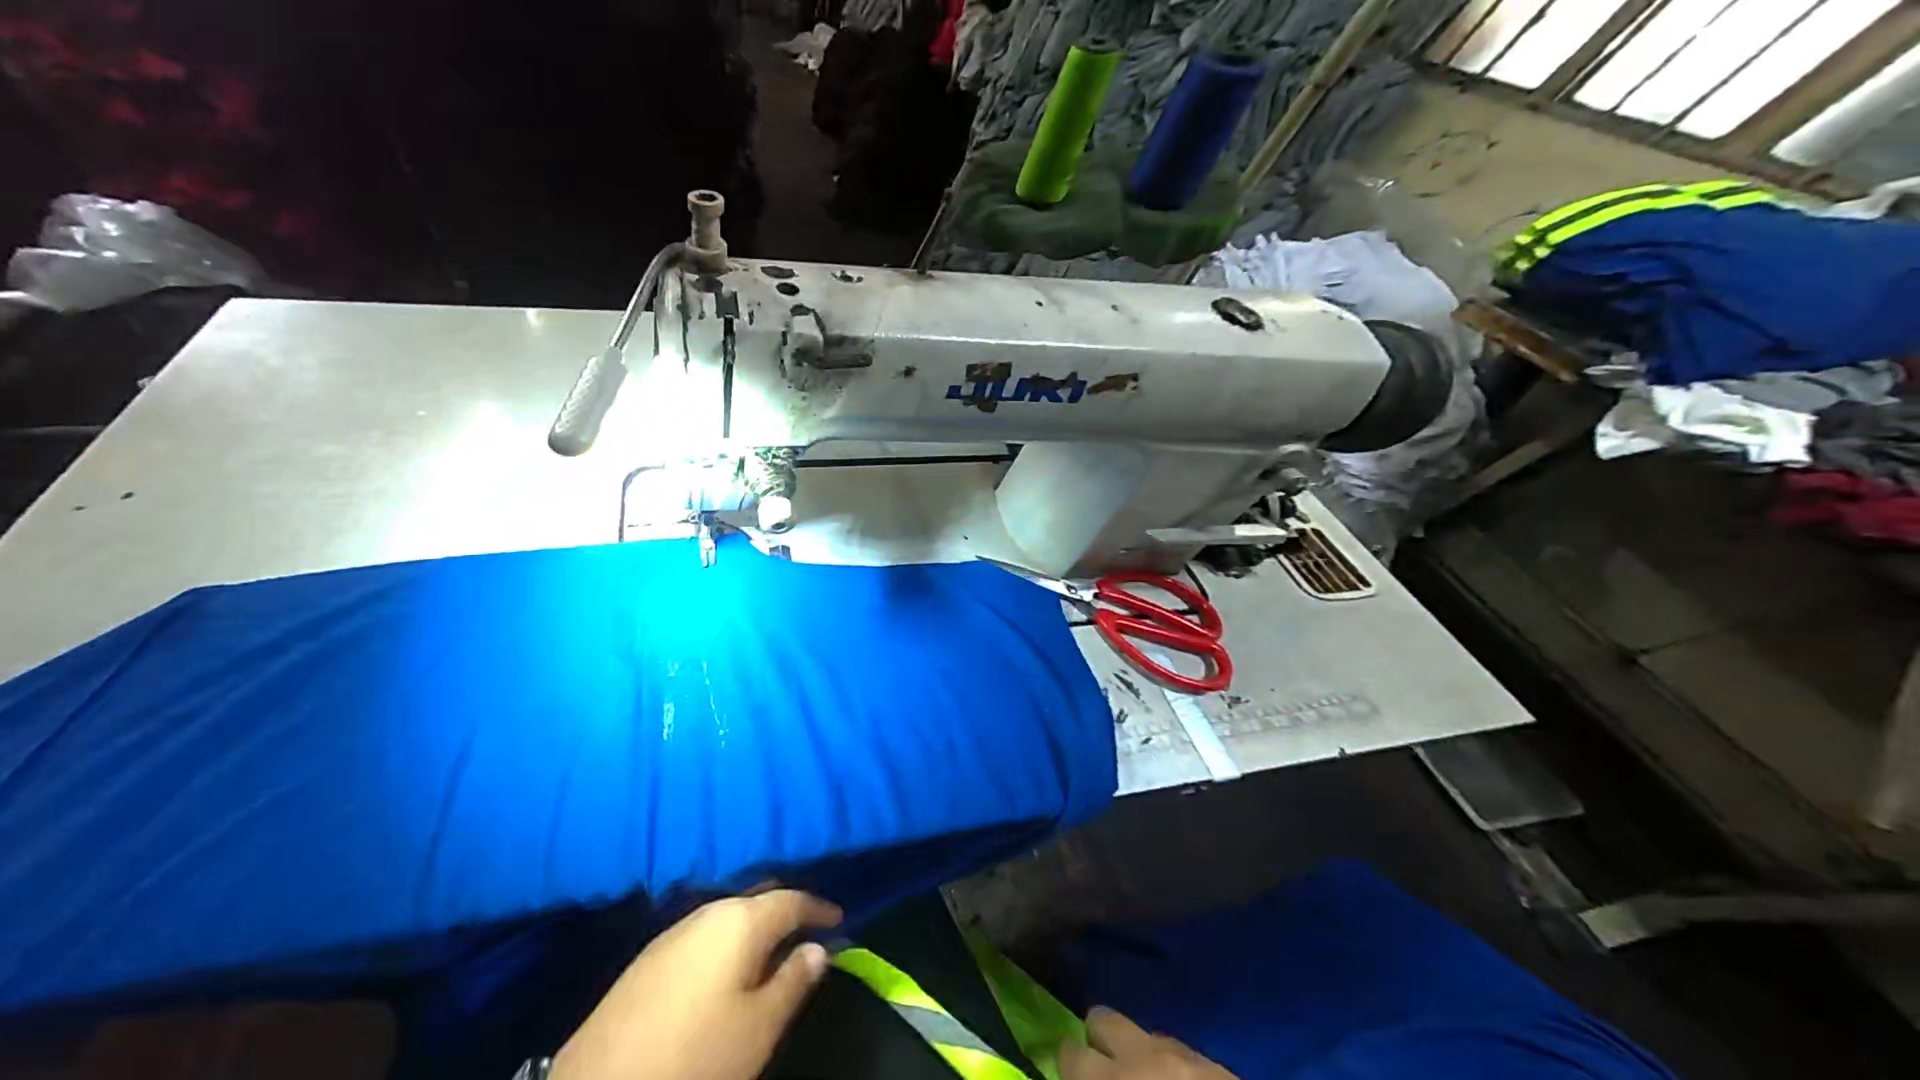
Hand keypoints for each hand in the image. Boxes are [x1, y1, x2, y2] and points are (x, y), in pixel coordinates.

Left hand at [551, 890, 843, 1079]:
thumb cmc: (697, 1053)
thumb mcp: (760, 1026)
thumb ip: (794, 980)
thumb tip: (817, 948)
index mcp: (740, 920)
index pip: (791, 899)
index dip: (819, 908)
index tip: (839, 918)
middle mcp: (707, 913)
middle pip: (757, 899)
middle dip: (786, 910)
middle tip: (809, 930)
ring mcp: (673, 933)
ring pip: (728, 916)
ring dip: (755, 927)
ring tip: (772, 950)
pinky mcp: (648, 959)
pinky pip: (703, 934)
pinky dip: (727, 942)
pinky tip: (727, 969)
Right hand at [1060, 1007, 1237, 1079]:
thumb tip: (1086, 1079)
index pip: (1071, 1055)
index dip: (1067, 1064)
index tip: (1069, 1075)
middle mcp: (1141, 1056)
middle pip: (1104, 1019)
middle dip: (1096, 1039)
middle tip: (1100, 1067)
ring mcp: (1181, 1055)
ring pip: (1144, 1032)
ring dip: (1135, 1050)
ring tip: (1140, 1077)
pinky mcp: (1214, 1063)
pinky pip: (1178, 1050)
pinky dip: (1168, 1062)